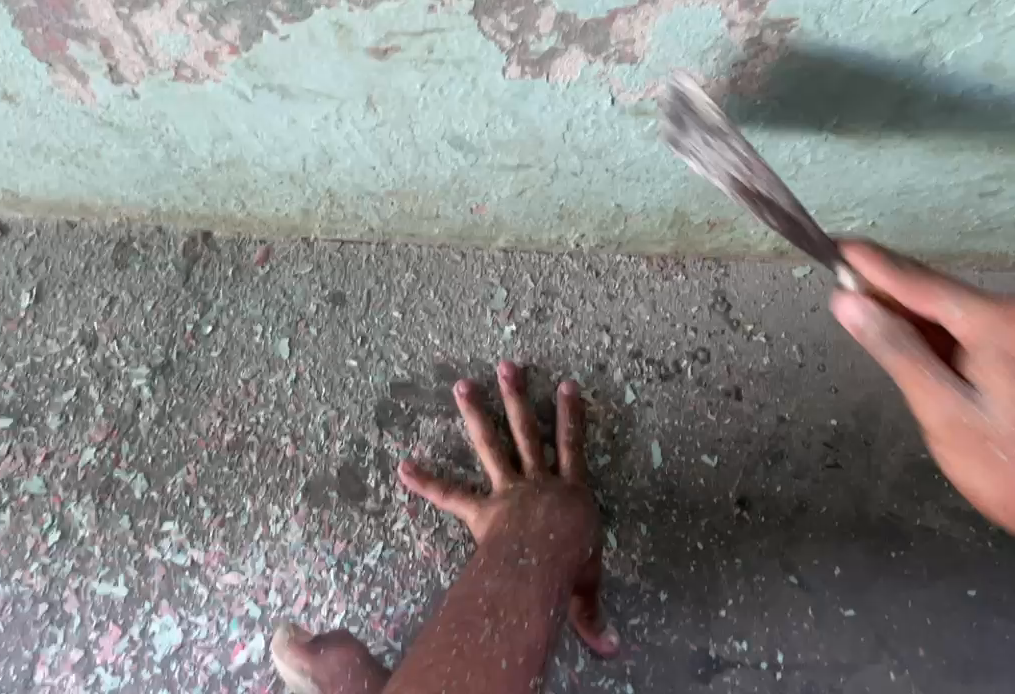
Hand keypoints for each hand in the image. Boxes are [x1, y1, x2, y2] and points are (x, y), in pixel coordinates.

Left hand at [398, 361, 618, 656]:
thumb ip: (591, 611)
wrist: (544, 566)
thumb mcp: (587, 585)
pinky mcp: (483, 512)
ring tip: (461, 384)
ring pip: (492, 445)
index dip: (571, 414)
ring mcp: (508, 491)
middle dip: (516, 397)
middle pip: (526, 431)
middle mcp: (537, 481)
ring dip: (476, 414)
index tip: (567, 383)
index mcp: (568, 489)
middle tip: (506, 364)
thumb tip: (611, 651)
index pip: (572, 443)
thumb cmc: (571, 569)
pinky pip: (452, 495)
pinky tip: (403, 466)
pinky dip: (427, 482)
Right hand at [830, 242, 1014, 559]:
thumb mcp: (943, 414)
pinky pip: (988, 326)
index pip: (919, 282)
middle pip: (942, 293)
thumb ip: (895, 349)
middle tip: (846, 304)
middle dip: (893, 298)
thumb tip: (847, 301)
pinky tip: (937, 362)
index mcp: (1005, 323)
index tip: (833, 244)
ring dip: (922, 322)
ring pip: (963, 311)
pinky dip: (953, 336)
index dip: (870, 265)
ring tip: (891, 346)